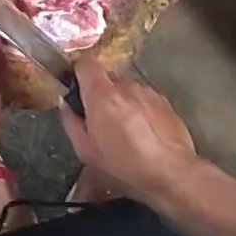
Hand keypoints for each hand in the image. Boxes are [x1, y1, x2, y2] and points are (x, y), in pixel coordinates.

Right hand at [58, 60, 201, 203]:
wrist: (169, 172)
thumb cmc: (124, 165)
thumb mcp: (86, 150)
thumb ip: (71, 122)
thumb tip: (66, 106)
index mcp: (101, 94)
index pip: (86, 63)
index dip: (79, 71)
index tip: (77, 85)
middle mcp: (127, 86)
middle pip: (108, 77)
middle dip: (102, 93)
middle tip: (100, 118)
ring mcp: (149, 92)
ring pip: (129, 89)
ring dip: (124, 102)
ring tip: (125, 130)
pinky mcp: (165, 102)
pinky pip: (146, 99)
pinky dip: (141, 110)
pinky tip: (143, 133)